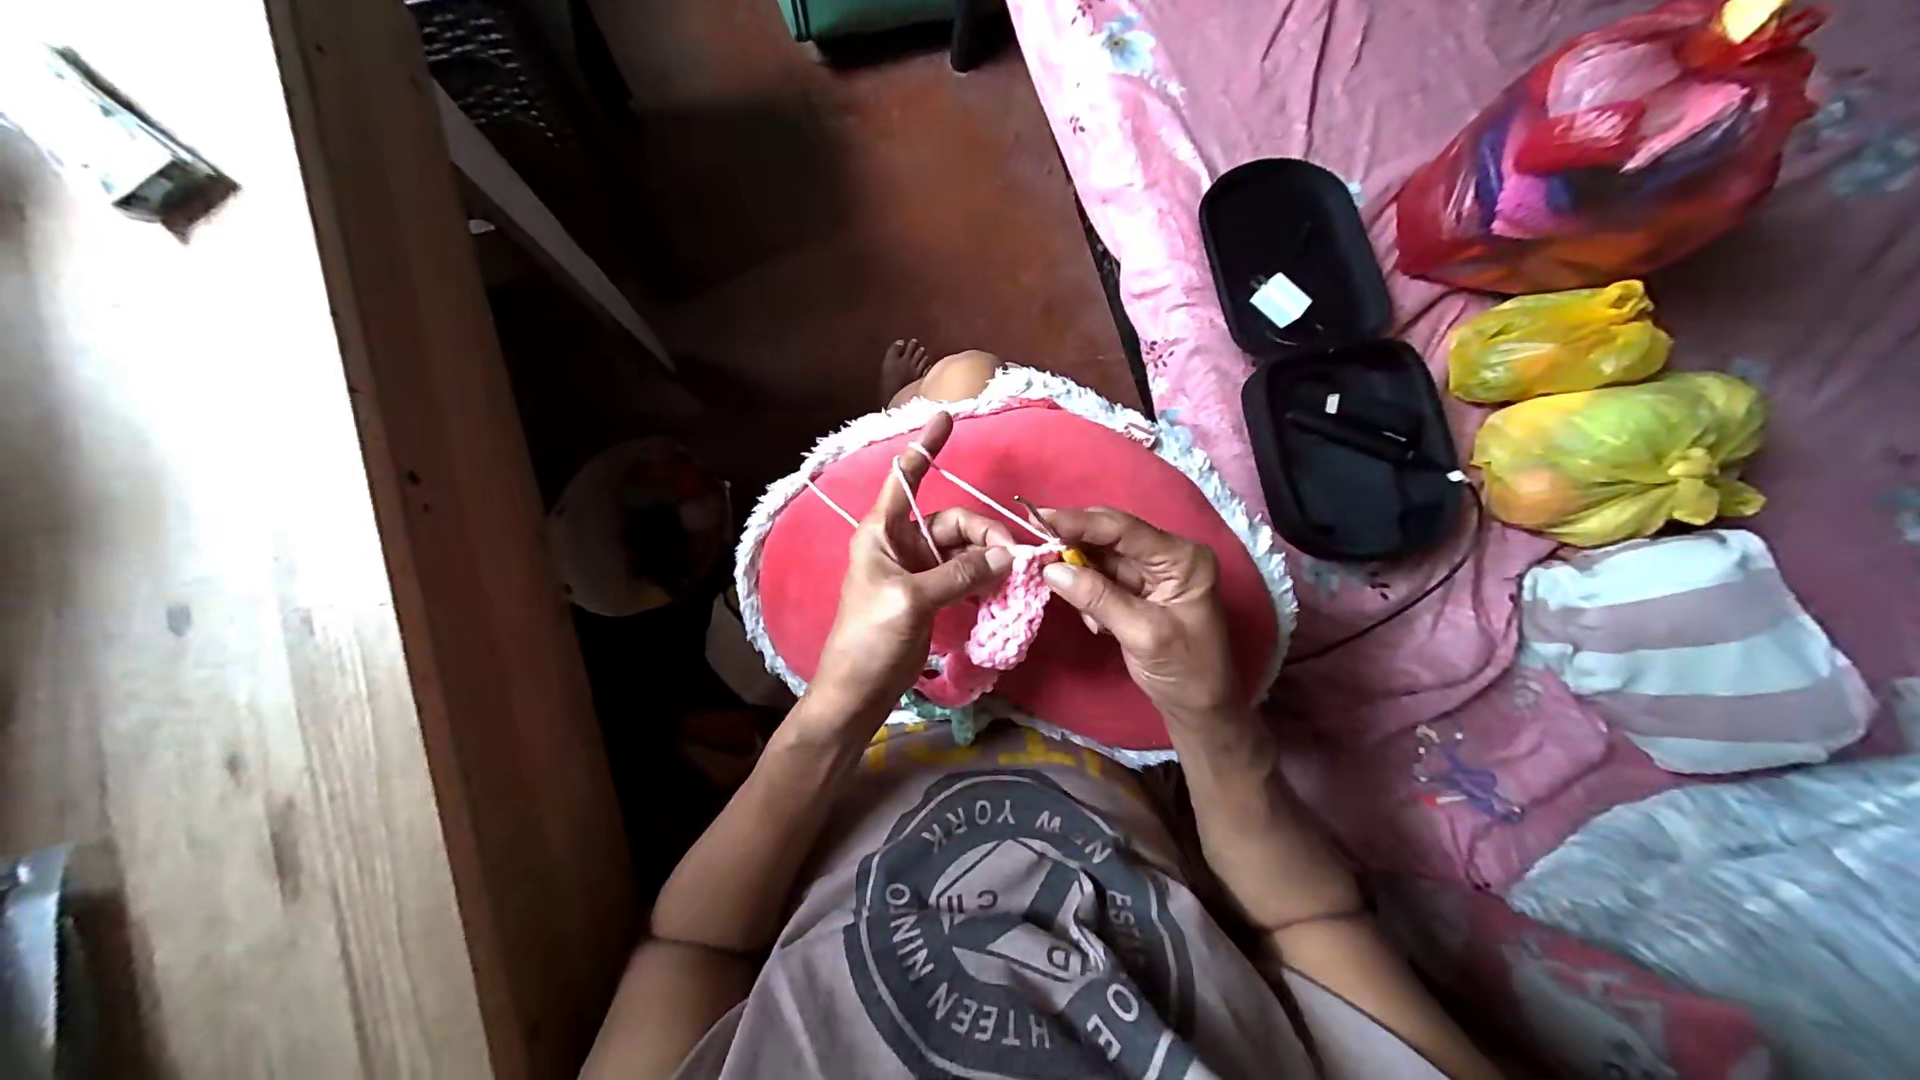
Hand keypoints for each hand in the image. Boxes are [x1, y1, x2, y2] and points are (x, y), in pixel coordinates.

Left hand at [805, 412, 1012, 737]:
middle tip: (1013, 559)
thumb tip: (1007, 557)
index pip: (905, 478)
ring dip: (988, 559)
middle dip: (984, 533)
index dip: (924, 447)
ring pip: (963, 549)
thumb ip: (959, 575)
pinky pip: (964, 574)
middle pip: (951, 521)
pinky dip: (983, 578)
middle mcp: (900, 543)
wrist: (858, 691)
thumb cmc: (868, 638)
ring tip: (1011, 577)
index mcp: (882, 531)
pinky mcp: (930, 594)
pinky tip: (1001, 589)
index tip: (943, 417)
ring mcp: (917, 570)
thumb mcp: (911, 601)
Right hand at [1039, 507, 1240, 724]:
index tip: (1040, 518)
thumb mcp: (1143, 634)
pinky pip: (1100, 578)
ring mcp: (1151, 573)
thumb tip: (1052, 570)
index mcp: (1181, 559)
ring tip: (1051, 578)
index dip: (1080, 522)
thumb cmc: (1186, 671)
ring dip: (1076, 568)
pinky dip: (1085, 590)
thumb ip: (1098, 598)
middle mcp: (1167, 557)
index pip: (1124, 529)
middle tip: (1033, 541)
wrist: (1201, 708)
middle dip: (1072, 539)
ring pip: (1100, 555)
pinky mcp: (1136, 590)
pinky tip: (1091, 618)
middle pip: (1110, 535)